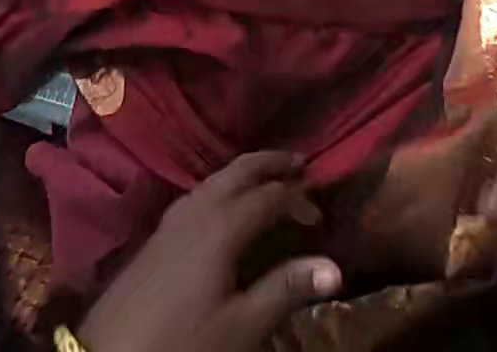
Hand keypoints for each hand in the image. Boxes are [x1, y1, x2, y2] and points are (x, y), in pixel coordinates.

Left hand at [77, 152, 342, 351]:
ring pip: (219, 176)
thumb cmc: (183, 342)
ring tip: (270, 177)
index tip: (320, 209)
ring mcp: (176, 214)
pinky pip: (202, 190)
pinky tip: (227, 201)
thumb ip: (285, 289)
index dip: (298, 198)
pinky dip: (226, 184)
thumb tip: (334, 266)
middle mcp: (200, 206)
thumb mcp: (241, 326)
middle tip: (300, 162)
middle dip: (272, 163)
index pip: (270, 195)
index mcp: (223, 223)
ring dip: (248, 171)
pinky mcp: (162, 228)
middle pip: (241, 169)